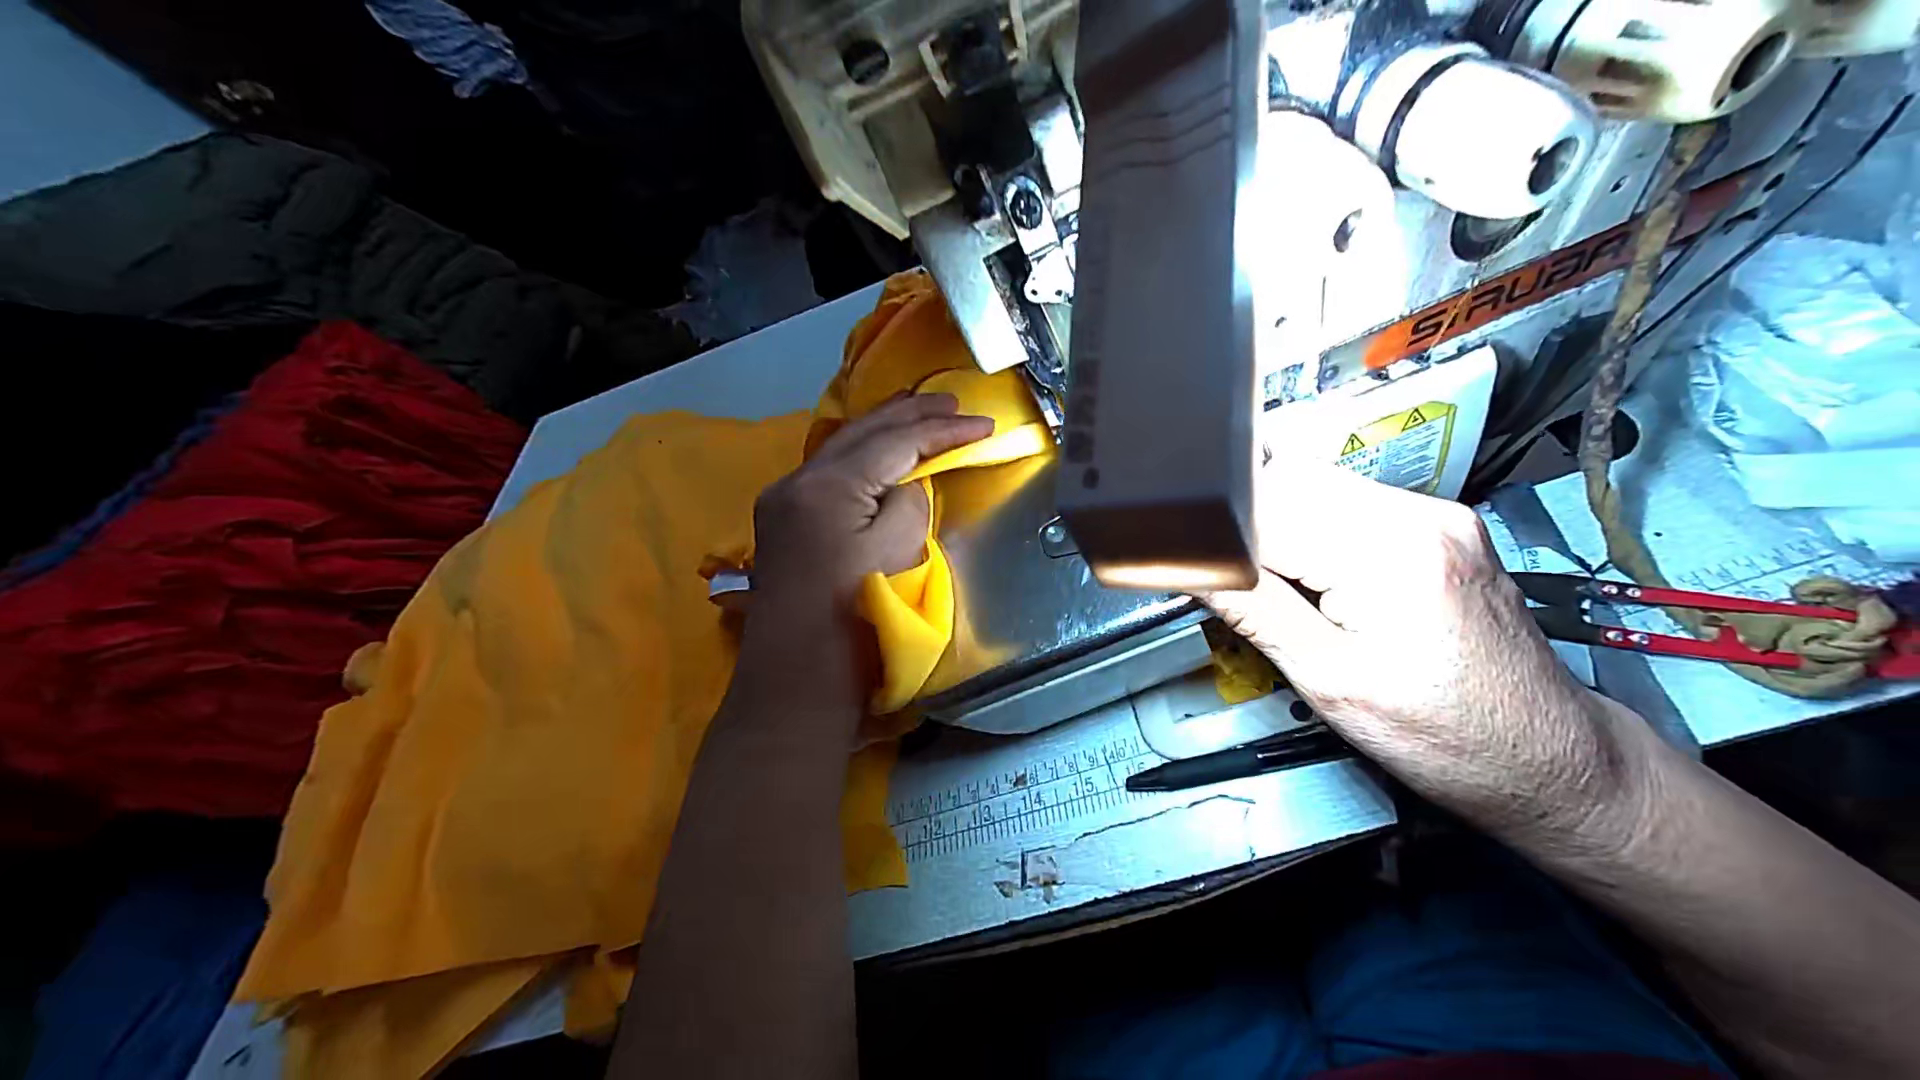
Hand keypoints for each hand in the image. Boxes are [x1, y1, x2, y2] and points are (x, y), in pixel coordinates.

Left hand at [751, 392, 993, 618]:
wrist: (798, 685)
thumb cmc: (855, 622)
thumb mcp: (899, 552)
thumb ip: (908, 502)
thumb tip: (904, 486)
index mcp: (824, 486)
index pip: (893, 442)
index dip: (942, 430)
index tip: (984, 423)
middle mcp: (795, 482)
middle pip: (861, 434)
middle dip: (910, 416)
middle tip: (952, 402)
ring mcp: (782, 504)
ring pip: (840, 451)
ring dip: (882, 430)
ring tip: (918, 412)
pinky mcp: (783, 525)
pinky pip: (828, 474)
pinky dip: (860, 457)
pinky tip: (877, 452)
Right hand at [1199, 464, 1629, 841]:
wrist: (1551, 760)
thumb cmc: (1449, 738)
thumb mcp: (1328, 680)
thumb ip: (1252, 610)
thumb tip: (1193, 567)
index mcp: (1392, 552)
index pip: (1265, 510)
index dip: (1215, 536)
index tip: (1187, 564)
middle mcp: (1420, 515)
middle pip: (1288, 479)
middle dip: (1240, 522)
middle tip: (1223, 575)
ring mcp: (1434, 516)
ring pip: (1312, 483)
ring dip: (1272, 523)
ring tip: (1268, 582)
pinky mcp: (1437, 527)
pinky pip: (1345, 502)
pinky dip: (1307, 527)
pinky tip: (1305, 573)